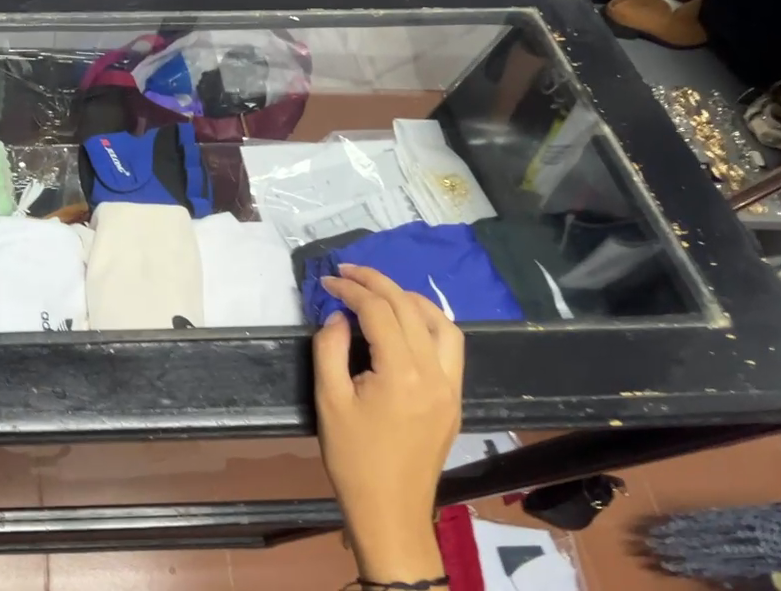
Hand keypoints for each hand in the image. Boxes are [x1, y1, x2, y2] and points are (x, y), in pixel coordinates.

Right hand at [314, 263, 464, 583]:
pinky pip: (451, 347)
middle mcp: (435, 374)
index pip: (379, 312)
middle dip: (377, 284)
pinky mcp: (454, 399)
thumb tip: (338, 316)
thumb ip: (329, 348)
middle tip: (346, 272)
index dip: (351, 290)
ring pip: (441, 324)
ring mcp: (450, 387)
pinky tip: (406, 321)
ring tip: (379, 290)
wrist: (390, 509)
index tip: (326, 282)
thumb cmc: (353, 456)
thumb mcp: (328, 398)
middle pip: (410, 309)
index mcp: (402, 373)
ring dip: (410, 299)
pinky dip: (429, 322)